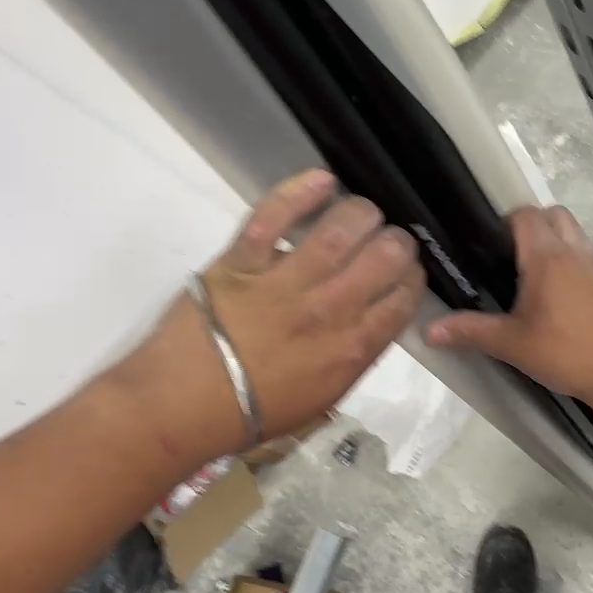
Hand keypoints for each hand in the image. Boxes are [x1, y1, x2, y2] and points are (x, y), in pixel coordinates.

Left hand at [111, 169, 425, 461]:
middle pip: (385, 257)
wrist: (180, 410)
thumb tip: (371, 323)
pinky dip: (300, 192)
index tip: (406, 272)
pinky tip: (323, 179)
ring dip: (362, 212)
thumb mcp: (324, 397)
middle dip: (397, 241)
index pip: (403, 297)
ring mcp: (286, 282)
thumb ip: (354, 357)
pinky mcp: (242, 262)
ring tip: (363, 212)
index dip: (412, 277)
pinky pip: (275, 216)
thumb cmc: (255, 413)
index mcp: (353, 347)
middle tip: (389, 240)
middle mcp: (330, 310)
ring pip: (341, 229)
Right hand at [425, 206, 592, 405]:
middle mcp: (575, 250)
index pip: (525, 215)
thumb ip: (470, 331)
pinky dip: (571, 254)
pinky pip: (586, 249)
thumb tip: (429, 330)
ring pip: (573, 229)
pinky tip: (558, 289)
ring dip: (553, 237)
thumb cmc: (564, 353)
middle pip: (552, 213)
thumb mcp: (511, 344)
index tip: (490, 247)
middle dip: (530, 225)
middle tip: (510, 256)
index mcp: (548, 258)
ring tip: (532, 272)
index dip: (505, 223)